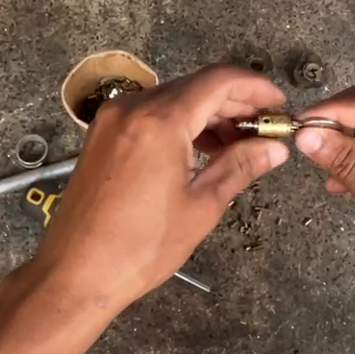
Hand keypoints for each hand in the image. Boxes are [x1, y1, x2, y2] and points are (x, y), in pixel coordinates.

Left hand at [32, 64, 288, 309]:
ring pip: (174, 98)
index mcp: (160, 119)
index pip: (219, 80)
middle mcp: (133, 106)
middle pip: (196, 86)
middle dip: (235, 103)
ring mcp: (113, 117)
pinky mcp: (103, 133)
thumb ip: (240, 166)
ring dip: (209, 114)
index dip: (255, 87)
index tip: (279, 105)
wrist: (75, 272)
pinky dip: (181, 123)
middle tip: (265, 129)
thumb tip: (276, 148)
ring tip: (238, 145)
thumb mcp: (201, 205)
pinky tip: (202, 149)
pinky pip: (151, 113)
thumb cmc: (141, 246)